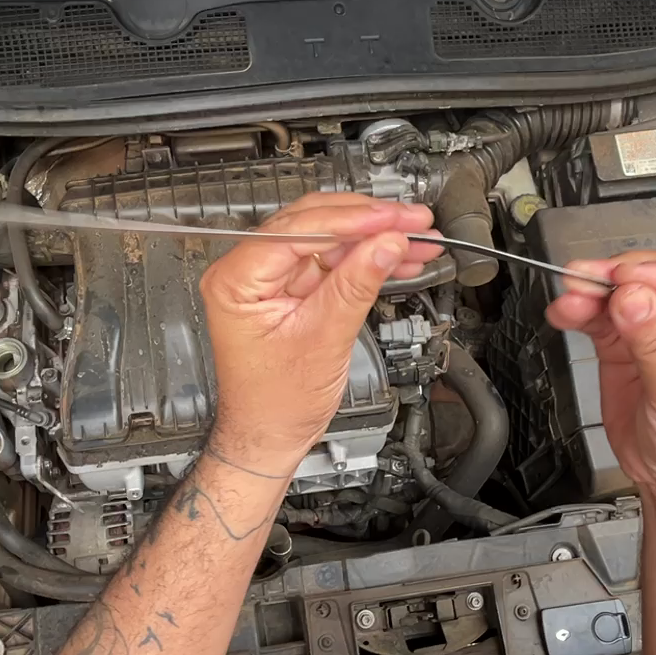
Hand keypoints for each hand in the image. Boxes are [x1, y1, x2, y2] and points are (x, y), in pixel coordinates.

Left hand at [201, 194, 441, 472]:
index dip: (351, 220)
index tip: (391, 218)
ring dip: (376, 240)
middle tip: (413, 220)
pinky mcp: (293, 291)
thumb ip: (355, 287)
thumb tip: (386, 244)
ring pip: (330, 240)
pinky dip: (367, 261)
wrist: (271, 436)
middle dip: (369, 222)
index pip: (297, 229)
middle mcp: (248, 272)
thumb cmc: (276, 404)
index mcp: (236, 281)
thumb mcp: (322, 342)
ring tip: (419, 240)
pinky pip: (334, 264)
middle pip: (314, 224)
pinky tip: (400, 260)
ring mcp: (273, 280)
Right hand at [545, 251, 655, 502]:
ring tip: (572, 295)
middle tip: (595, 282)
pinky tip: (565, 311)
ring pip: (625, 293)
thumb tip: (633, 300)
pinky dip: (581, 312)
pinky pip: (601, 318)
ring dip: (594, 291)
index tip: (629, 282)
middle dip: (623, 276)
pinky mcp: (626, 344)